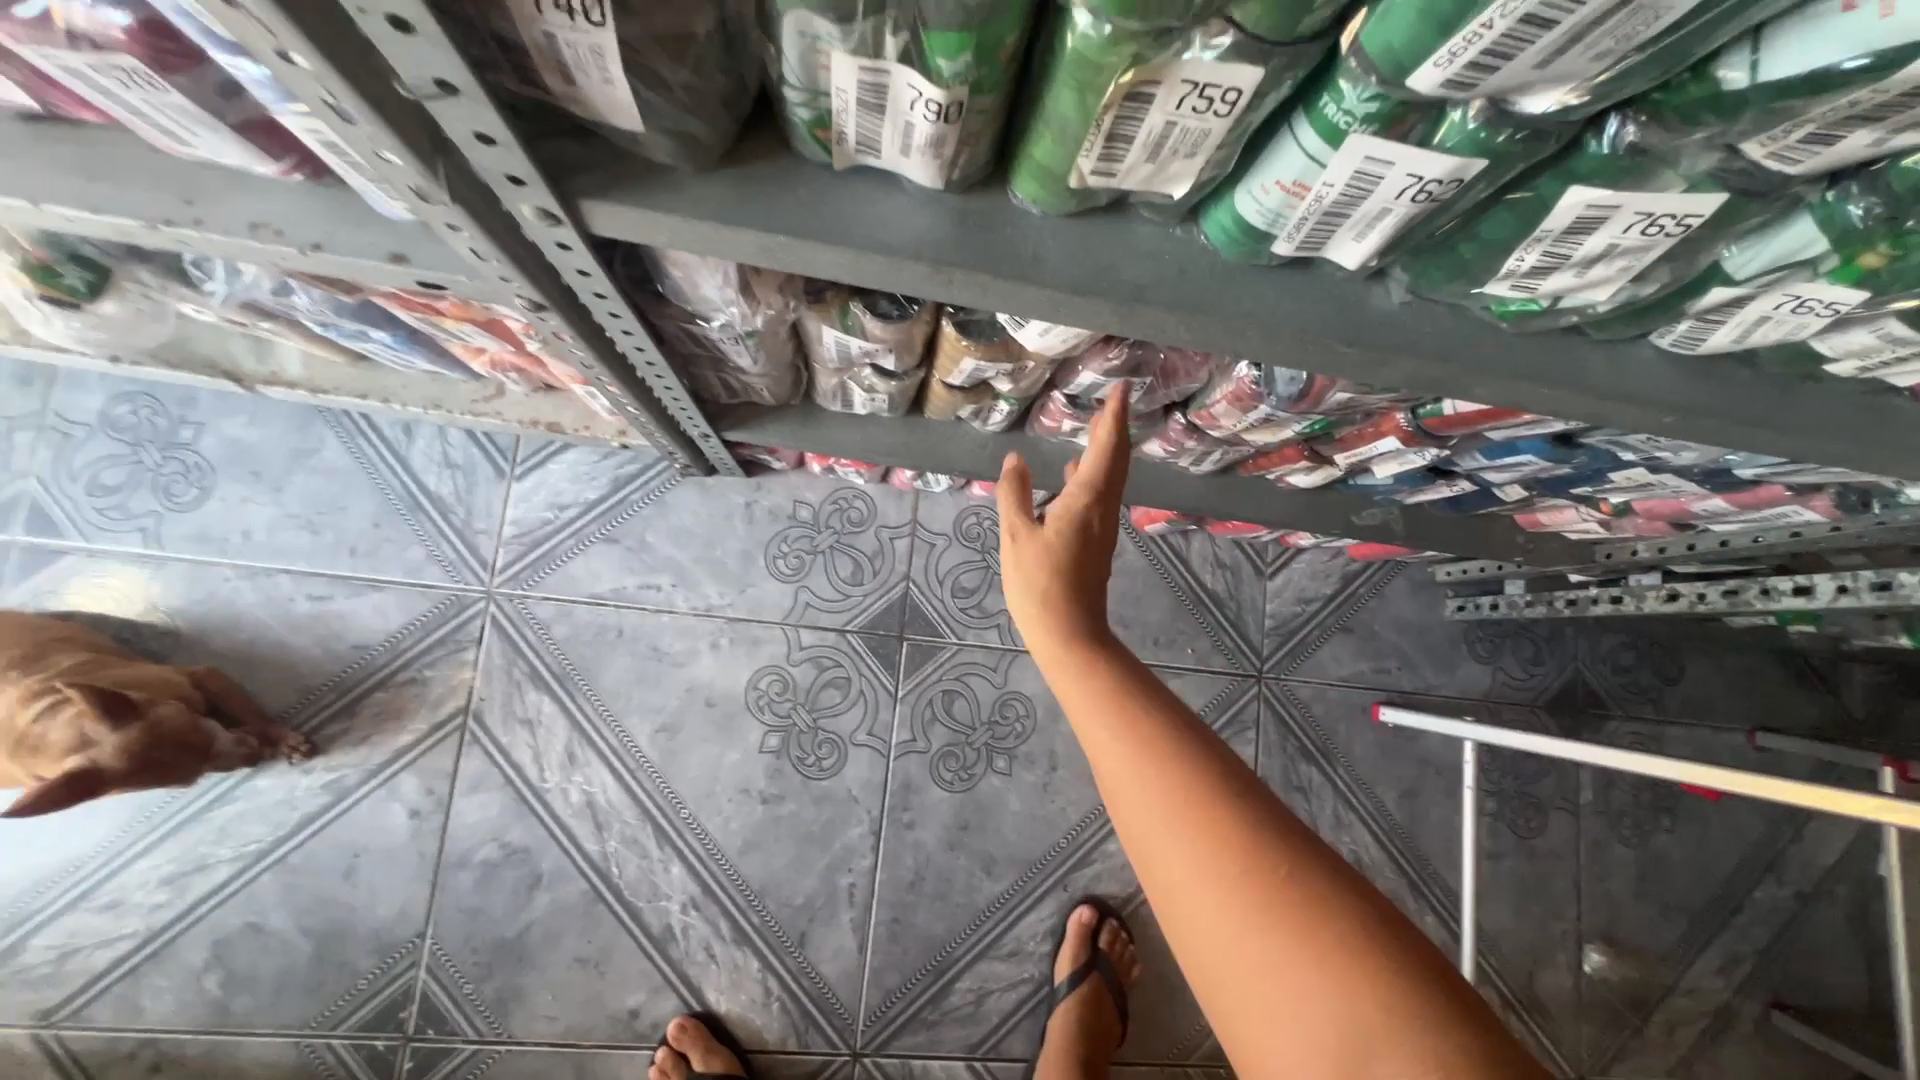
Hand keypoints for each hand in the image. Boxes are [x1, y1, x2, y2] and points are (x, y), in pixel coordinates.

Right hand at [997, 388, 1131, 654]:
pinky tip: (1078, 474)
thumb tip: (1016, 460)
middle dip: (1115, 429)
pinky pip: (1100, 495)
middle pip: (1116, 461)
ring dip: (1108, 450)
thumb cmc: (1039, 584)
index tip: (1122, 389)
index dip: (1114, 417)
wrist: (1069, 633)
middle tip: (1113, 401)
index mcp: (1086, 500)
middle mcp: (1102, 509)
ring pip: (1111, 478)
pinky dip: (1095, 474)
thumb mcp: (1016, 535)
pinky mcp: (1095, 543)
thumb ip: (1015, 494)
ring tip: (1099, 427)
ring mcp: (1102, 527)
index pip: (1106, 448)